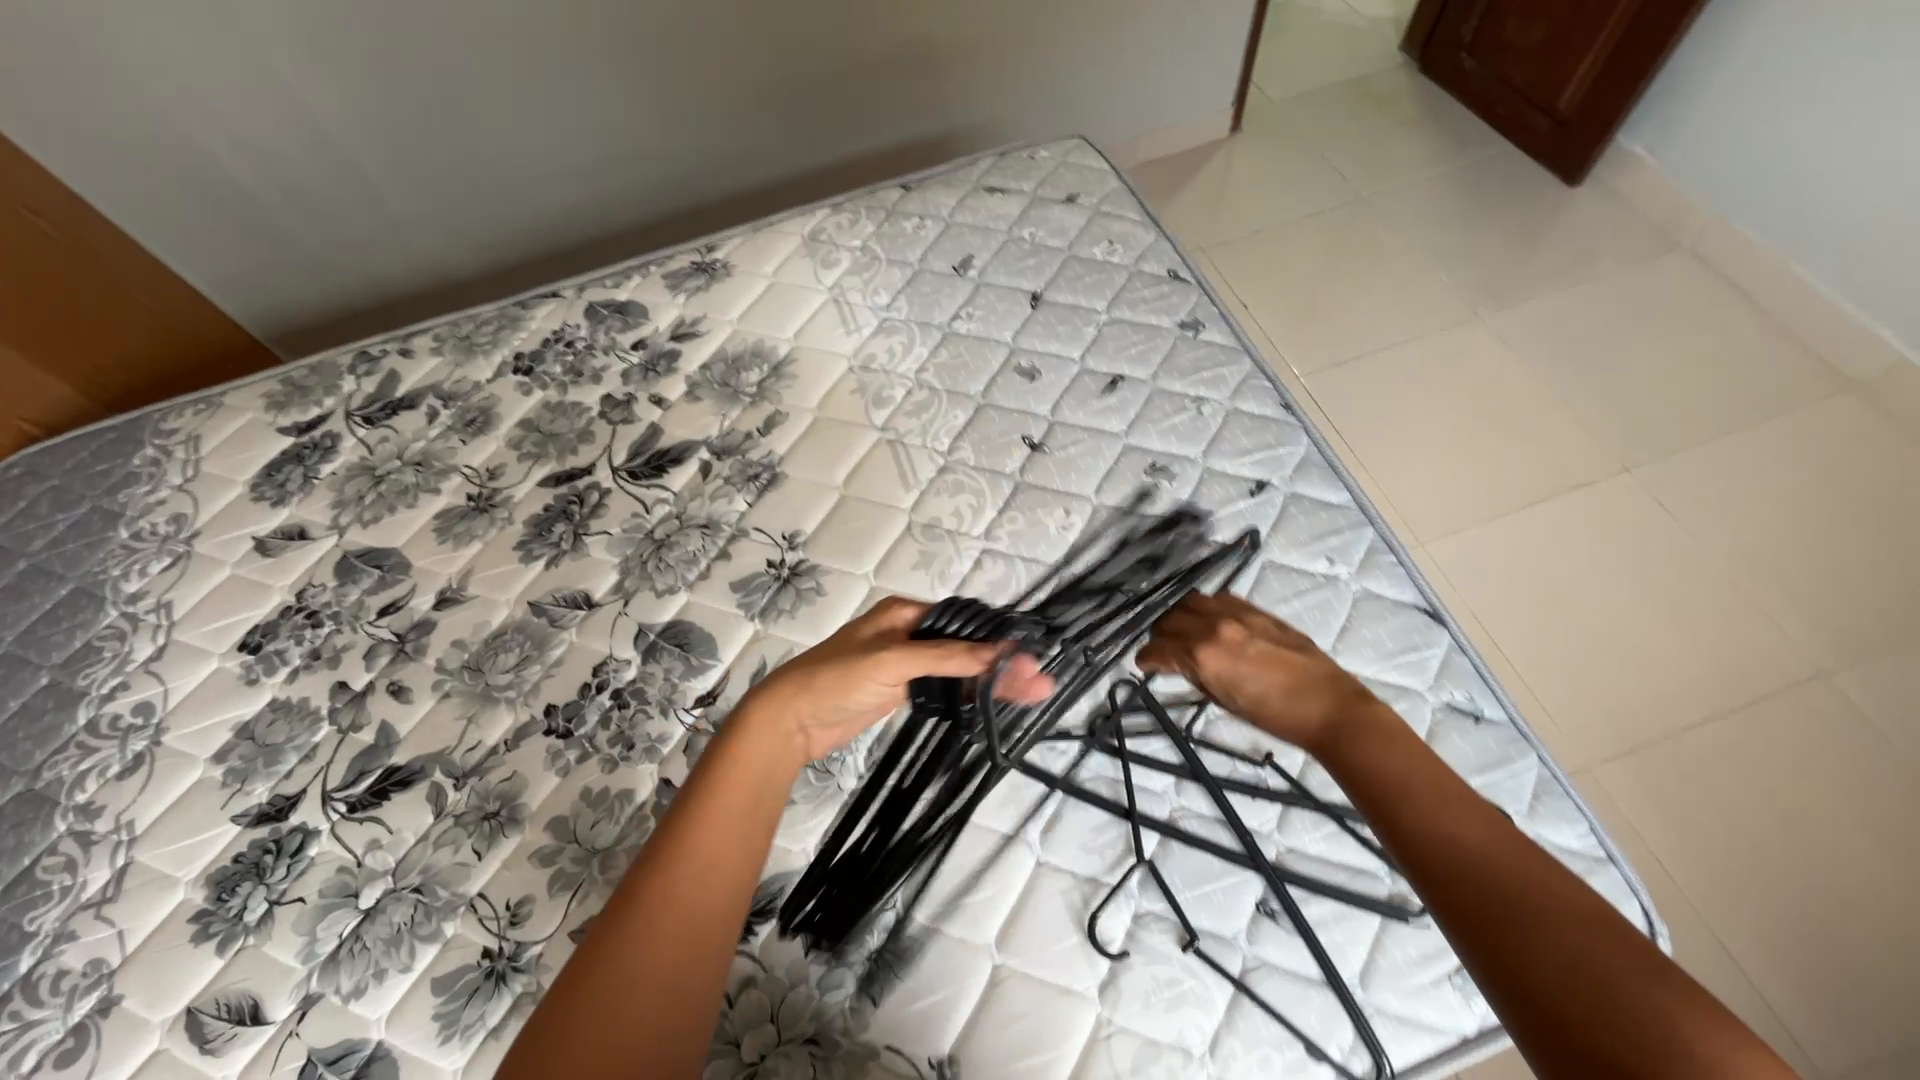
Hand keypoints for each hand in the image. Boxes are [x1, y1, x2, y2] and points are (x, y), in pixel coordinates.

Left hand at [733, 596, 1055, 763]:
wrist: (789, 721)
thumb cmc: (835, 678)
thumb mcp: (892, 661)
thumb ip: (946, 658)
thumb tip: (999, 653)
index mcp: (904, 613)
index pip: (962, 620)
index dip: (996, 638)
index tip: (1029, 656)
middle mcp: (908, 634)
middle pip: (965, 646)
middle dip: (1000, 663)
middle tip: (1039, 682)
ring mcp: (905, 665)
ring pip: (957, 670)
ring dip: (989, 682)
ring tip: (1031, 694)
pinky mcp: (901, 692)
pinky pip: (943, 690)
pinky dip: (967, 696)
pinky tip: (995, 704)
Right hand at [1136, 592, 1379, 752]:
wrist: (1328, 706)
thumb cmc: (1274, 716)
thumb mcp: (1224, 701)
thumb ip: (1197, 676)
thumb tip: (1181, 666)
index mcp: (1203, 655)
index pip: (1158, 648)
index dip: (1146, 659)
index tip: (1145, 666)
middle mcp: (1214, 627)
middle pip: (1168, 619)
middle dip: (1160, 636)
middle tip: (1163, 652)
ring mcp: (1237, 614)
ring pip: (1190, 601)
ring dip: (1180, 616)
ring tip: (1185, 633)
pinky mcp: (1257, 610)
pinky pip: (1220, 598)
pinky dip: (1208, 607)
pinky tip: (1213, 622)